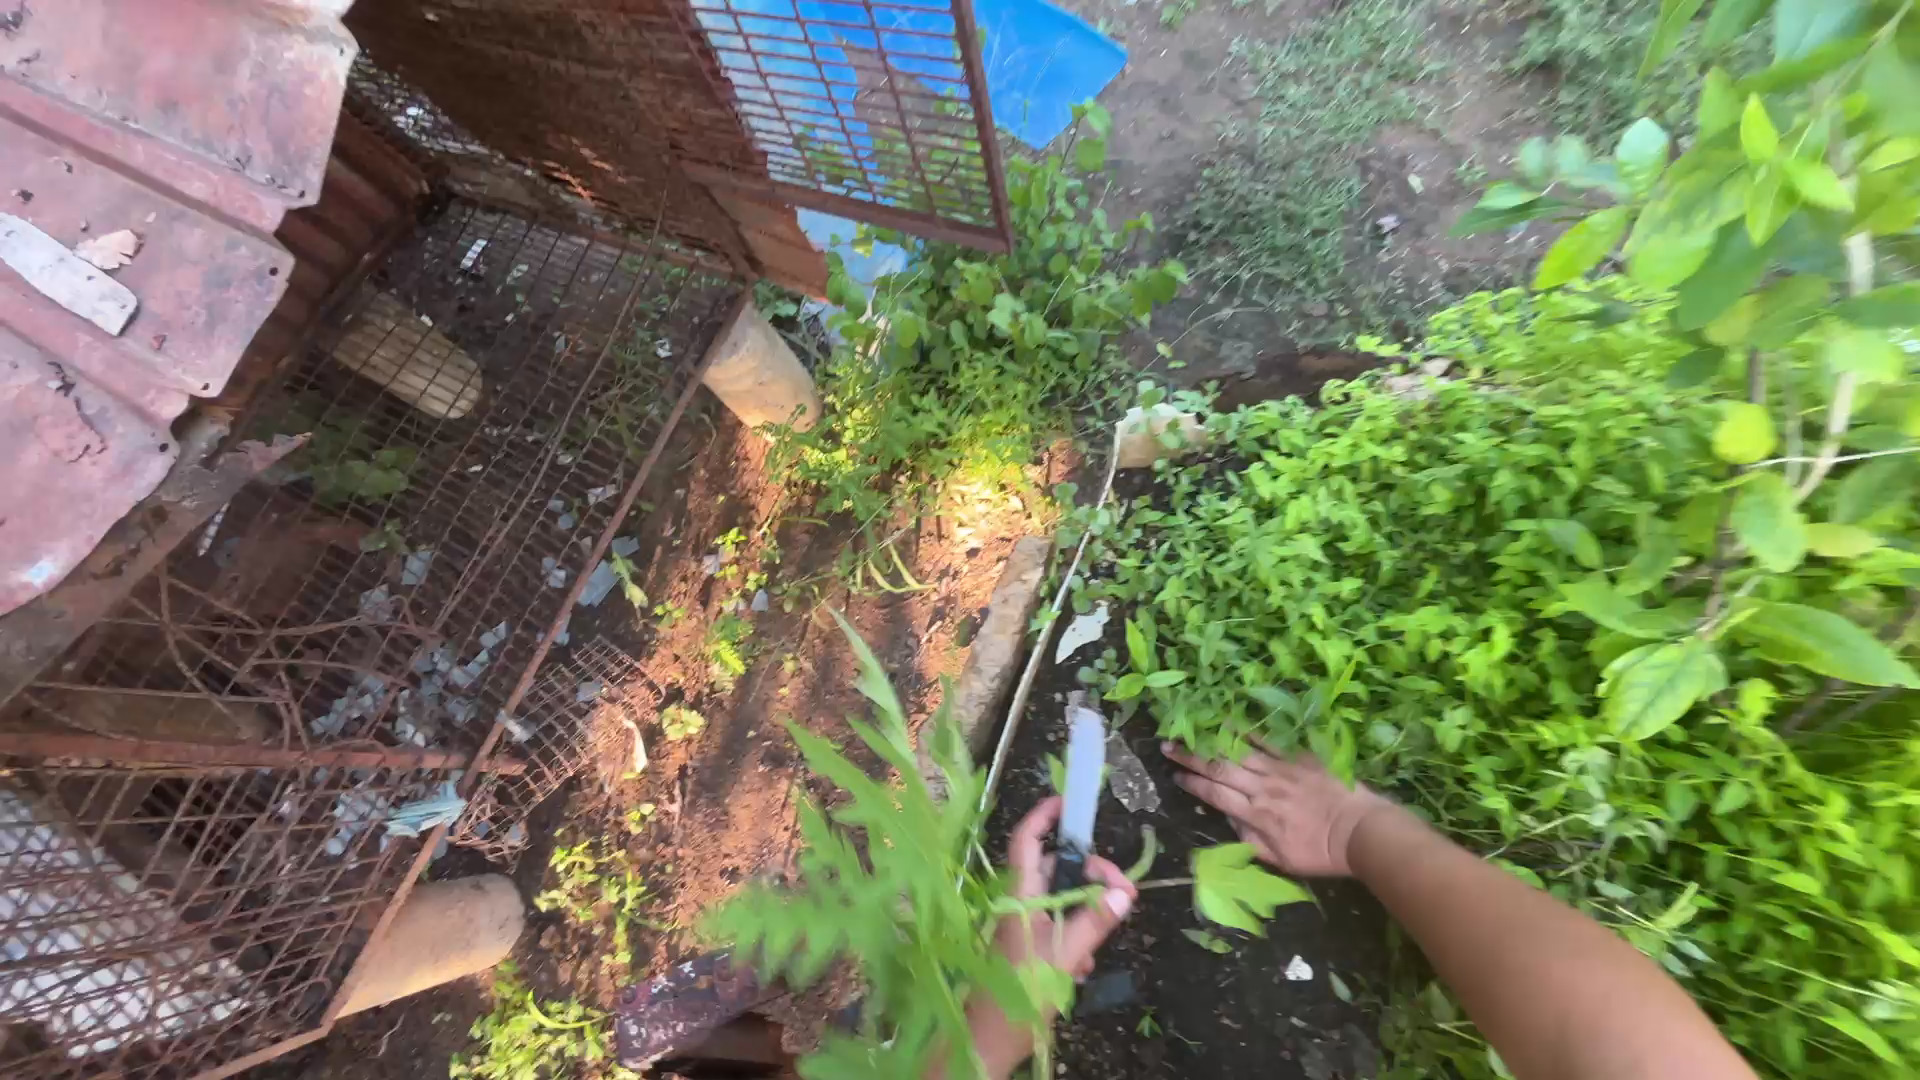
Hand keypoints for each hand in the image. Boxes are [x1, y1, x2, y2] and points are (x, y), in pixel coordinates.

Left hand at [960, 797, 1136, 1077]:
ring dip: (1085, 910)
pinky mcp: (1030, 943)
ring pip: (1061, 897)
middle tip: (1123, 892)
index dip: (1044, 815)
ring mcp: (1024, 922)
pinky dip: (1076, 934)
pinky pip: (1058, 923)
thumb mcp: (1064, 956)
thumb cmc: (1022, 991)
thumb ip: (1093, 922)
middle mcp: (1021, 899)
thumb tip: (1123, 893)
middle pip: (1055, 867)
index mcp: (1020, 892)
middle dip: (1089, 874)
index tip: (1068, 801)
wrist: (991, 1039)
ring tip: (1100, 937)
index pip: (1027, 839)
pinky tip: (1084, 961)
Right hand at [1161, 742, 1395, 876]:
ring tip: (1188, 731)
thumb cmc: (1323, 853)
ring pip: (1237, 751)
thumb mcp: (1283, 861)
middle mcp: (1261, 788)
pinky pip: (1266, 740)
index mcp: (1256, 815)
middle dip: (1189, 757)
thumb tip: (1230, 821)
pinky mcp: (1297, 757)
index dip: (1191, 784)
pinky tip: (1227, 719)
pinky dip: (1245, 730)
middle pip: (1218, 768)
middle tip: (1166, 746)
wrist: (1363, 832)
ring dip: (1209, 741)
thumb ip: (1251, 842)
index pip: (1215, 795)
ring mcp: (1279, 769)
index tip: (1174, 776)